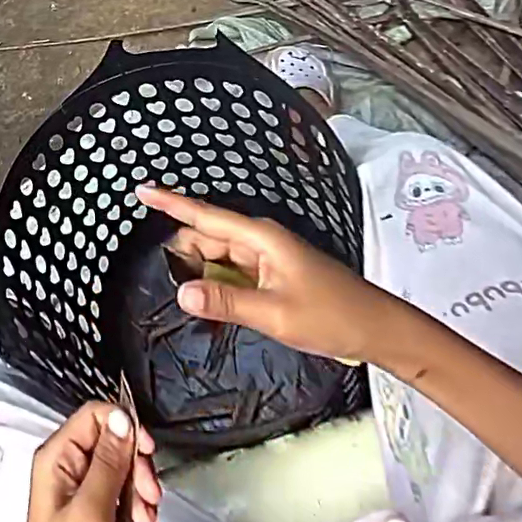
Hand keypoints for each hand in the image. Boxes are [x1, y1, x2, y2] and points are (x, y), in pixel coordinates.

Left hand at [20, 402, 160, 521]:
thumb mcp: (90, 512)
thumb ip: (109, 463)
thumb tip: (120, 420)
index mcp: (57, 461)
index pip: (93, 418)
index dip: (123, 426)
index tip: (145, 447)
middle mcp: (71, 477)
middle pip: (116, 448)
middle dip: (138, 472)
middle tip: (146, 495)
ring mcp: (89, 504)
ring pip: (129, 481)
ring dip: (143, 506)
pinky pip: (133, 513)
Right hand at [139, 183, 415, 366]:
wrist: (380, 330)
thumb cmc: (333, 316)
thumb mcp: (276, 313)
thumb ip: (226, 303)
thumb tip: (181, 293)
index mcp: (259, 237)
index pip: (204, 215)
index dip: (170, 202)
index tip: (141, 190)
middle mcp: (257, 240)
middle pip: (203, 238)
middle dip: (183, 257)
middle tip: (175, 290)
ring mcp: (262, 256)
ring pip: (214, 256)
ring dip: (199, 274)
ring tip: (195, 302)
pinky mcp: (267, 272)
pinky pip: (228, 271)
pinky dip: (215, 284)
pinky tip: (211, 303)